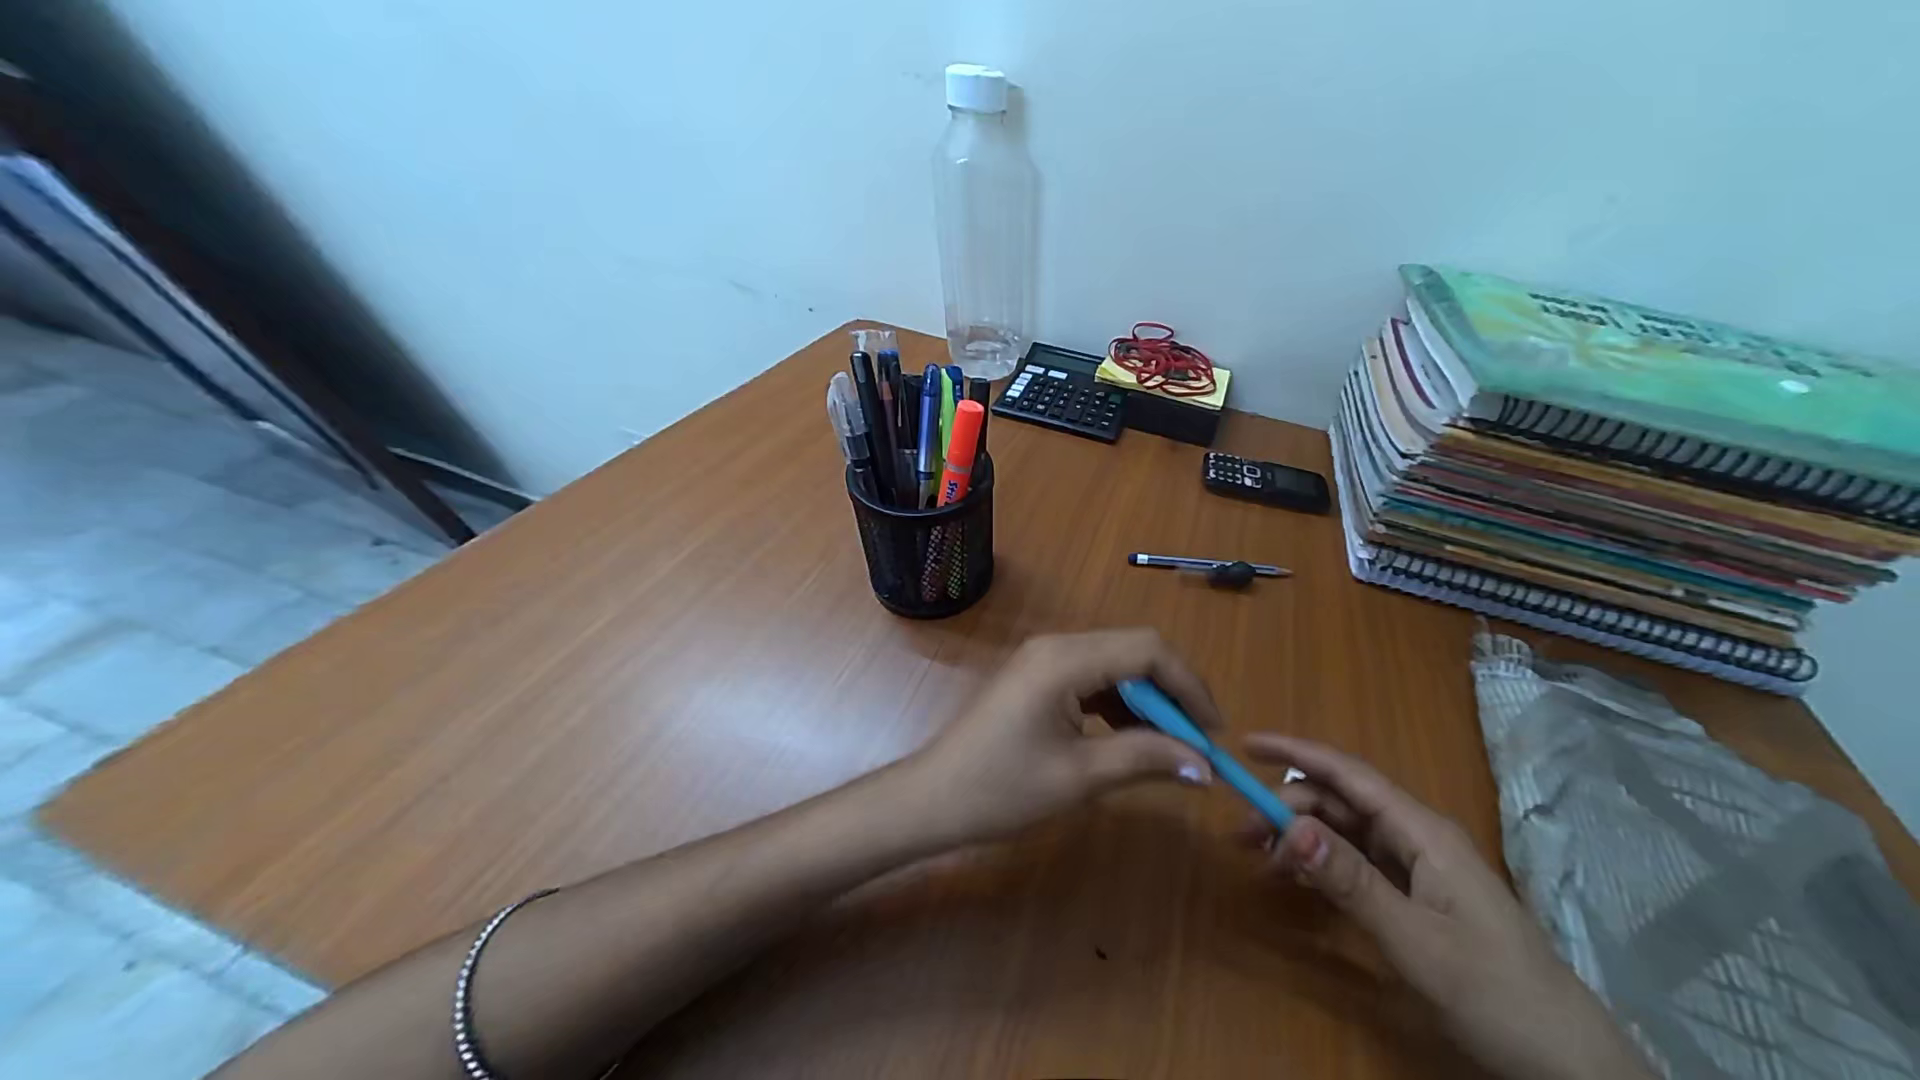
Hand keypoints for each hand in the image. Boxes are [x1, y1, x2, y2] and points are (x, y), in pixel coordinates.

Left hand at [899, 629, 1220, 847]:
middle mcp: (1055, 646)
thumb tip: (1205, 766)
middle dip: (1172, 694)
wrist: (933, 798)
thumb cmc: (1001, 788)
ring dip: (1148, 701)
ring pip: (1116, 664)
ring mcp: (1043, 659)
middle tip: (1197, 745)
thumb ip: (1146, 759)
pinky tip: (1132, 739)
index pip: (1148, 650)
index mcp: (1064, 659)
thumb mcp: (1080, 776)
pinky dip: (1119, 705)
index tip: (1214, 734)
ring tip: (1171, 748)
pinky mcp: (1037, 678)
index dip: (1189, 687)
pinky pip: (1092, 678)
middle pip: (1134, 651)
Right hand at [1239, 734, 1651, 1079]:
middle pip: (1338, 801)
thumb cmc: (1494, 992)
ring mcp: (1416, 865)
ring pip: (1342, 829)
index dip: (1295, 752)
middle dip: (1287, 806)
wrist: (1565, 1060)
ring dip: (1299, 835)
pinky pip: (1353, 860)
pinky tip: (1296, 877)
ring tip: (1261, 858)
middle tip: (1242, 835)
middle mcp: (1416, 837)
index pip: (1348, 774)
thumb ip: (1351, 881)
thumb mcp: (1415, 940)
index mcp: (1422, 832)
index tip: (1245, 745)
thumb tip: (1289, 827)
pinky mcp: (1412, 893)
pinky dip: (1319, 861)